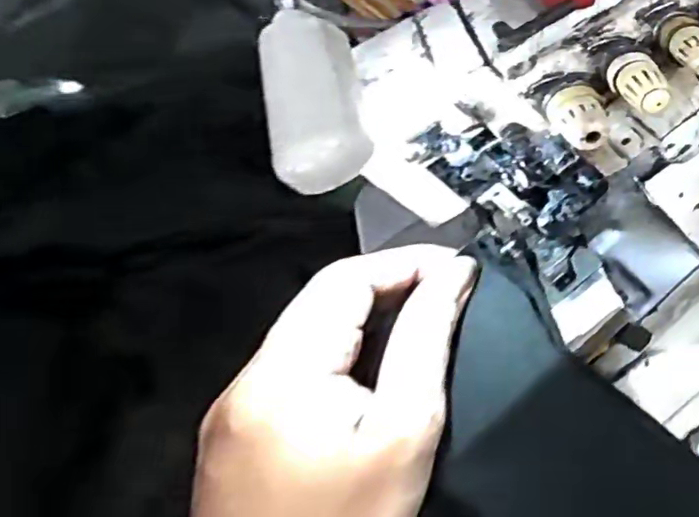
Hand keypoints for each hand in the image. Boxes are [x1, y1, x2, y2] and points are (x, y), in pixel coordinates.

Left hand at [191, 246, 478, 516]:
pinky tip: (389, 364)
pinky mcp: (244, 437)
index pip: (347, 277)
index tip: (459, 271)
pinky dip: (353, 345)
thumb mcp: (408, 422)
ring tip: (430, 322)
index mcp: (279, 379)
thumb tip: (455, 273)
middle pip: (327, 297)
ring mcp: (238, 415)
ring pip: (316, 325)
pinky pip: (304, 361)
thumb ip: (429, 335)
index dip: (411, 261)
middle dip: (397, 282)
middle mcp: (245, 390)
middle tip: (453, 291)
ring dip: (377, 311)